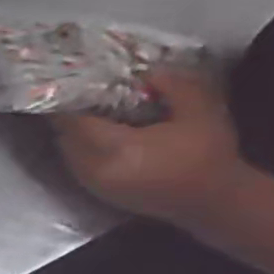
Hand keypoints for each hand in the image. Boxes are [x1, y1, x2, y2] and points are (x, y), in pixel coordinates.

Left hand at [53, 69, 255, 224]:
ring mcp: (88, 181)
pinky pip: (74, 161)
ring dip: (72, 131)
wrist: (210, 201)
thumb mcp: (201, 113)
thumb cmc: (208, 155)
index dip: (68, 102)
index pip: (73, 122)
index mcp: (112, 148)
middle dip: (69, 114)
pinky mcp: (92, 189)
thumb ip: (176, 87)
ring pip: (65, 149)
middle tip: (82, 93)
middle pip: (64, 135)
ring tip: (90, 110)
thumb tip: (149, 71)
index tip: (72, 83)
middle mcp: (90, 166)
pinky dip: (79, 146)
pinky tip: (99, 133)